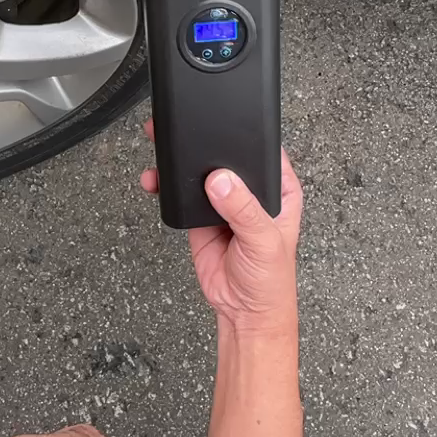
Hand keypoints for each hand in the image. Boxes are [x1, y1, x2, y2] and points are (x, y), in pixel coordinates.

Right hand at [139, 120, 304, 336]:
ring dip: (182, 162)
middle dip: (206, 144)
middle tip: (185, 129)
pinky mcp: (200, 215)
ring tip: (164, 149)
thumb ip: (244, 210)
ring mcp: (223, 202)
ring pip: (201, 172)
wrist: (243, 312)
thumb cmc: (270, 280)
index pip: (263, 151)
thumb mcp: (264, 242)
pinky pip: (181, 193)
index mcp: (279, 188)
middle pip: (227, 156)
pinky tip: (157, 180)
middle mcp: (251, 191)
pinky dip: (167, 185)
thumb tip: (222, 181)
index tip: (227, 124)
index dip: (248, 136)